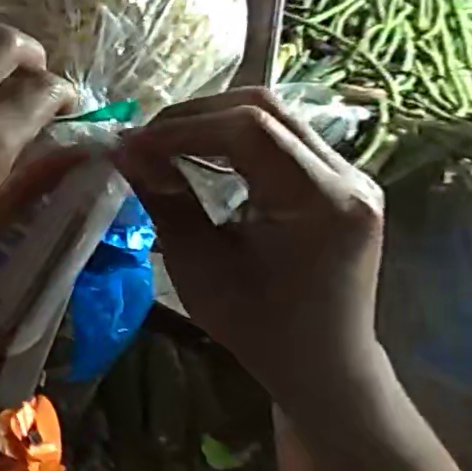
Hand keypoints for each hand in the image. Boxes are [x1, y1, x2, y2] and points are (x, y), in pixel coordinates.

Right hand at [114, 89, 390, 423]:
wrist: (321, 362)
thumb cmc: (258, 324)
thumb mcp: (199, 264)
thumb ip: (165, 200)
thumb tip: (124, 152)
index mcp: (319, 202)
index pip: (246, 130)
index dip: (179, 129)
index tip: (131, 147)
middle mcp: (346, 177)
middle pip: (261, 108)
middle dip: (191, 117)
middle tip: (143, 142)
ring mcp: (347, 176)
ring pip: (270, 115)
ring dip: (207, 123)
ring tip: (161, 147)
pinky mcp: (335, 182)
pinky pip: (277, 137)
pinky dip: (227, 138)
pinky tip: (194, 158)